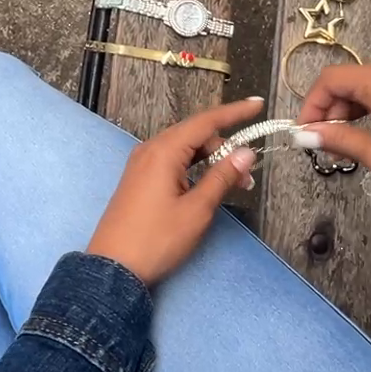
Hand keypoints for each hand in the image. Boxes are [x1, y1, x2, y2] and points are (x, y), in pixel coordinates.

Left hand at [87, 97, 265, 284]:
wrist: (113, 267)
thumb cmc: (156, 239)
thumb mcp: (196, 210)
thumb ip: (221, 177)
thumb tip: (245, 152)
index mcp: (164, 151)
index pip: (205, 121)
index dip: (234, 113)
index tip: (257, 105)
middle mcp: (150, 149)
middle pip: (194, 134)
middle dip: (224, 146)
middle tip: (247, 175)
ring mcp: (142, 163)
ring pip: (184, 149)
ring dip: (210, 159)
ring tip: (233, 183)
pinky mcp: (139, 178)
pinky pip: (172, 161)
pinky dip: (193, 167)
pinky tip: (207, 184)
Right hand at [297, 64, 370, 253]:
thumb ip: (339, 140)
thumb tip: (305, 135)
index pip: (331, 79)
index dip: (311, 105)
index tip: (304, 134)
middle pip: (349, 82)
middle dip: (330, 111)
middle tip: (325, 145)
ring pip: (369, 89)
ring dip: (350, 113)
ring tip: (348, 146)